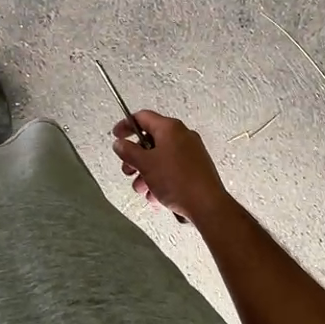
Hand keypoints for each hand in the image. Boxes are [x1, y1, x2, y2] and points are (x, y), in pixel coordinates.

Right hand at [110, 110, 229, 223]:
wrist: (208, 206)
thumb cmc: (176, 181)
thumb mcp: (145, 164)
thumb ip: (128, 151)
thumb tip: (119, 144)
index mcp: (170, 128)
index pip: (142, 117)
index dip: (125, 126)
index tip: (116, 137)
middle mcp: (182, 135)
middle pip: (151, 140)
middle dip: (136, 158)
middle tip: (128, 171)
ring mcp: (192, 152)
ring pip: (161, 157)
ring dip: (147, 173)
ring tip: (143, 190)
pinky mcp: (197, 168)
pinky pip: (173, 168)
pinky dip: (161, 179)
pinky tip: (156, 196)